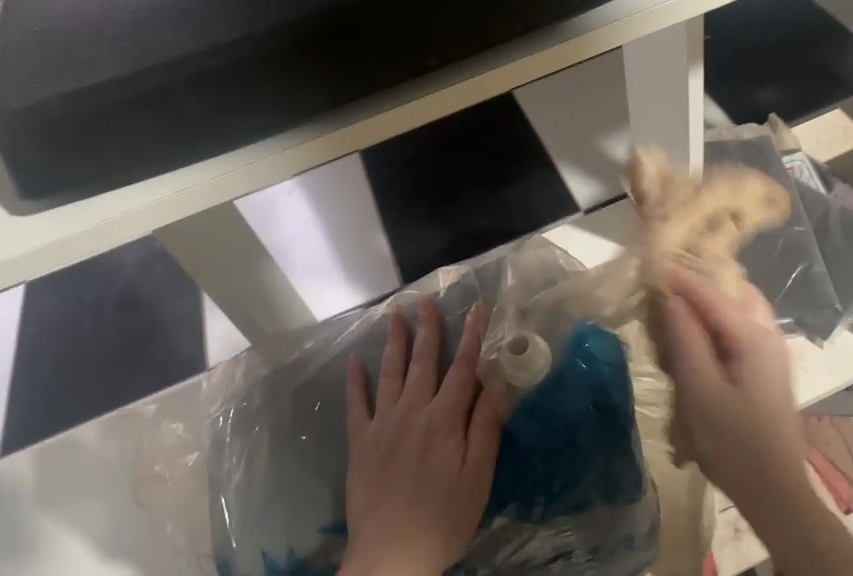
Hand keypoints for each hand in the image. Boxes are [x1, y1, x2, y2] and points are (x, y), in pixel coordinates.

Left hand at [340, 299, 508, 575]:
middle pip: (423, 362)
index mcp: (445, 419)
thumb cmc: (444, 518)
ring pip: (390, 373)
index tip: (475, 307)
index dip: (470, 336)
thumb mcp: (478, 477)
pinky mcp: (360, 442)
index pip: (462, 368)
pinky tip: (355, 361)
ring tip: (394, 315)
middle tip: (426, 301)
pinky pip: (356, 404)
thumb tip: (497, 381)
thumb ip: (486, 426)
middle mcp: (413, 411)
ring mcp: (383, 424)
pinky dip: (355, 381)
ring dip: (394, 342)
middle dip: (427, 329)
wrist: (391, 555)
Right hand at [650, 265, 805, 511]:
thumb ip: (685, 339)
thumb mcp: (700, 390)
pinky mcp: (766, 372)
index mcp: (753, 336)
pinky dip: (714, 330)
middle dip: (698, 290)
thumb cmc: (734, 443)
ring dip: (705, 311)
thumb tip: (670, 298)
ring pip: (736, 312)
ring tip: (674, 329)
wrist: (774, 494)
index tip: (648, 263)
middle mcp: (768, 336)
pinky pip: (738, 333)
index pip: (710, 292)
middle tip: (665, 299)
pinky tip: (692, 353)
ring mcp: (771, 354)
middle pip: (731, 293)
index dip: (678, 276)